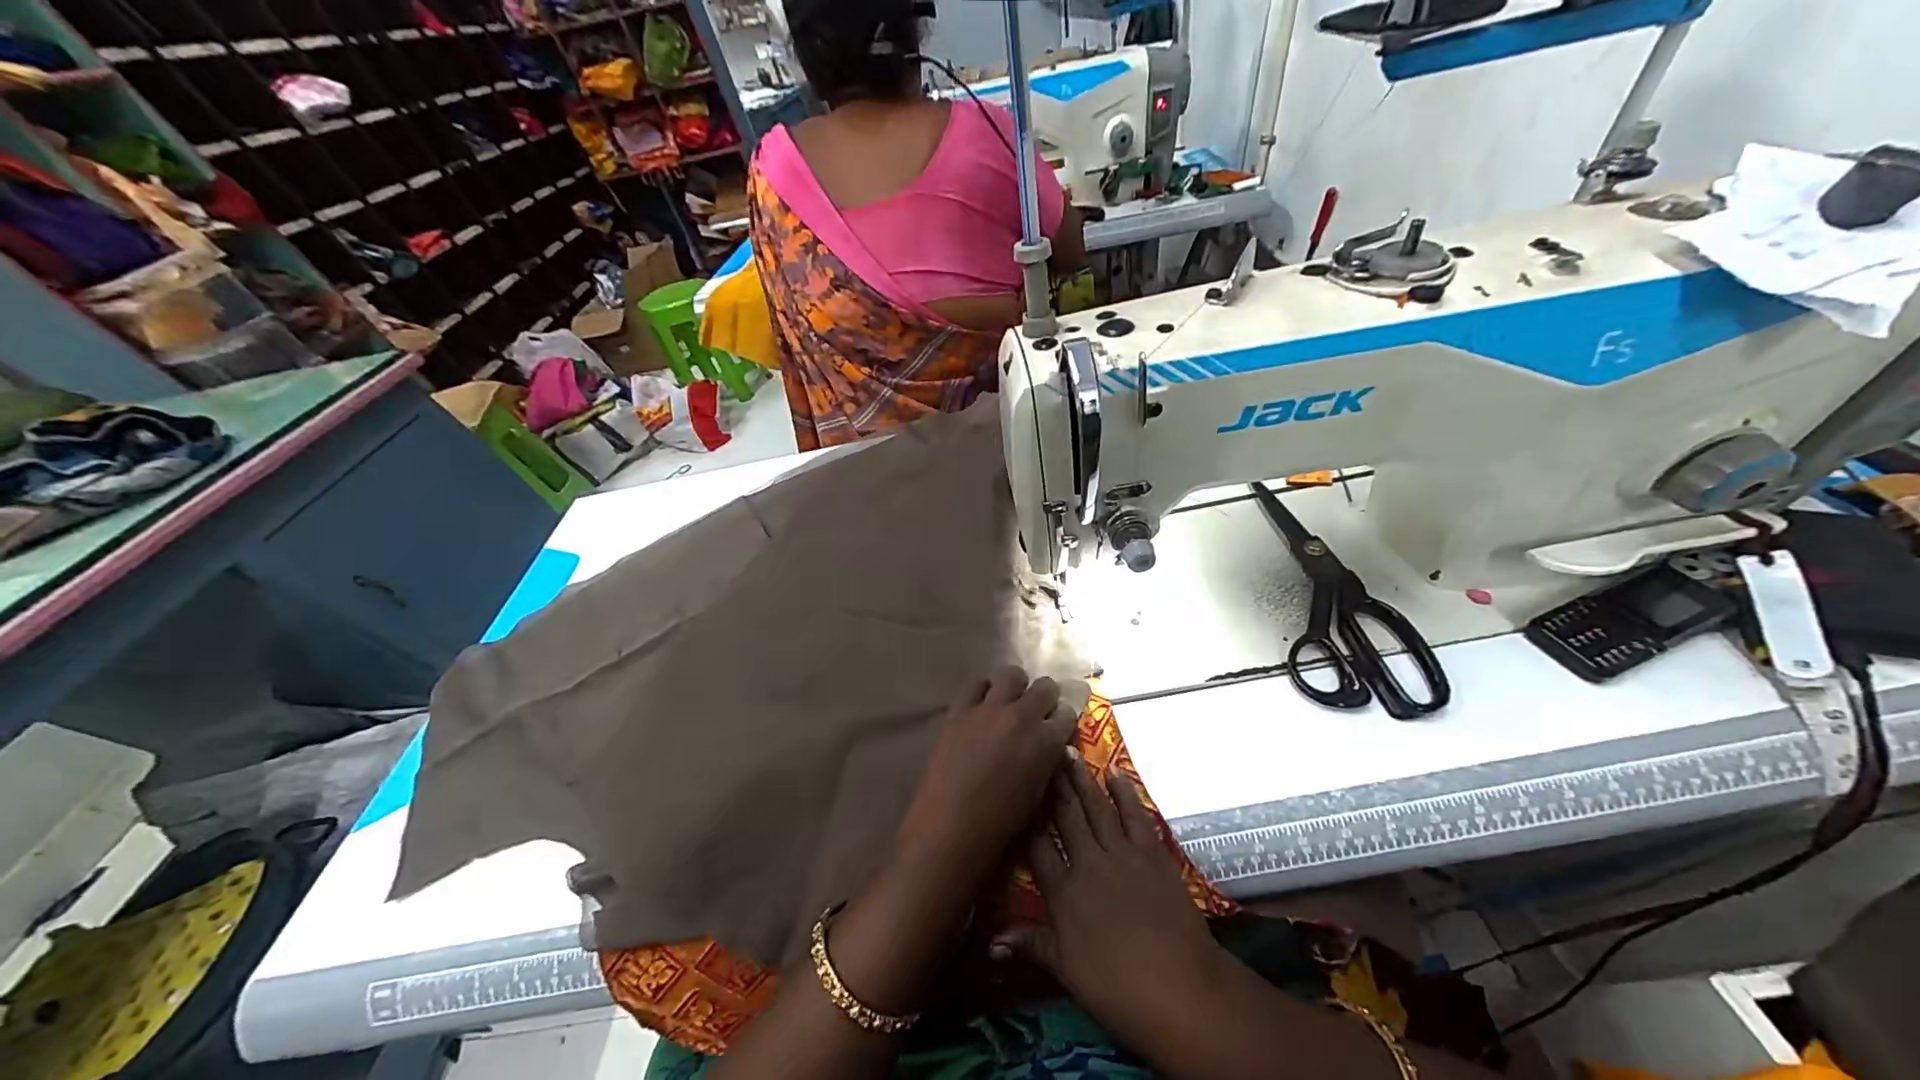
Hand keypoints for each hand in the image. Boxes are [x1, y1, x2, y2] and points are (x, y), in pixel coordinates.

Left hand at [895, 668, 1077, 885]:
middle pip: (1044, 688)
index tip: (1057, 724)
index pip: (1067, 714)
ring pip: (1010, 675)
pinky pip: (975, 685)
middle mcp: (1022, 717)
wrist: (952, 826)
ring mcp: (988, 710)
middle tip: (1038, 708)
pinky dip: (983, 690)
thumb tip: (1046, 745)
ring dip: (1015, 685)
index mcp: (1047, 741)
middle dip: (1045, 696)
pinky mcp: (960, 711)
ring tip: (1010, 698)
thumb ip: (1046, 760)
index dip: (1063, 718)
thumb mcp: (1038, 791)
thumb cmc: (1002, 822)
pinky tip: (983, 702)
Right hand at [1001, 761, 1228, 1039]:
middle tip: (1041, 753)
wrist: (1180, 989)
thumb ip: (1030, 945)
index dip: (1023, 816)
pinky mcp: (1153, 854)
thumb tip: (990, 943)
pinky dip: (1124, 792)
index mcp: (1062, 893)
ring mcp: (1123, 855)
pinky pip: (1135, 815)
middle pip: (1065, 816)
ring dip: (1082, 779)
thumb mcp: (1065, 971)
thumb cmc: (1117, 988)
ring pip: (1096, 808)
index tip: (1013, 790)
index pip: (1035, 845)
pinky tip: (1114, 772)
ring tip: (1068, 752)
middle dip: (1052, 784)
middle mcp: (1088, 864)